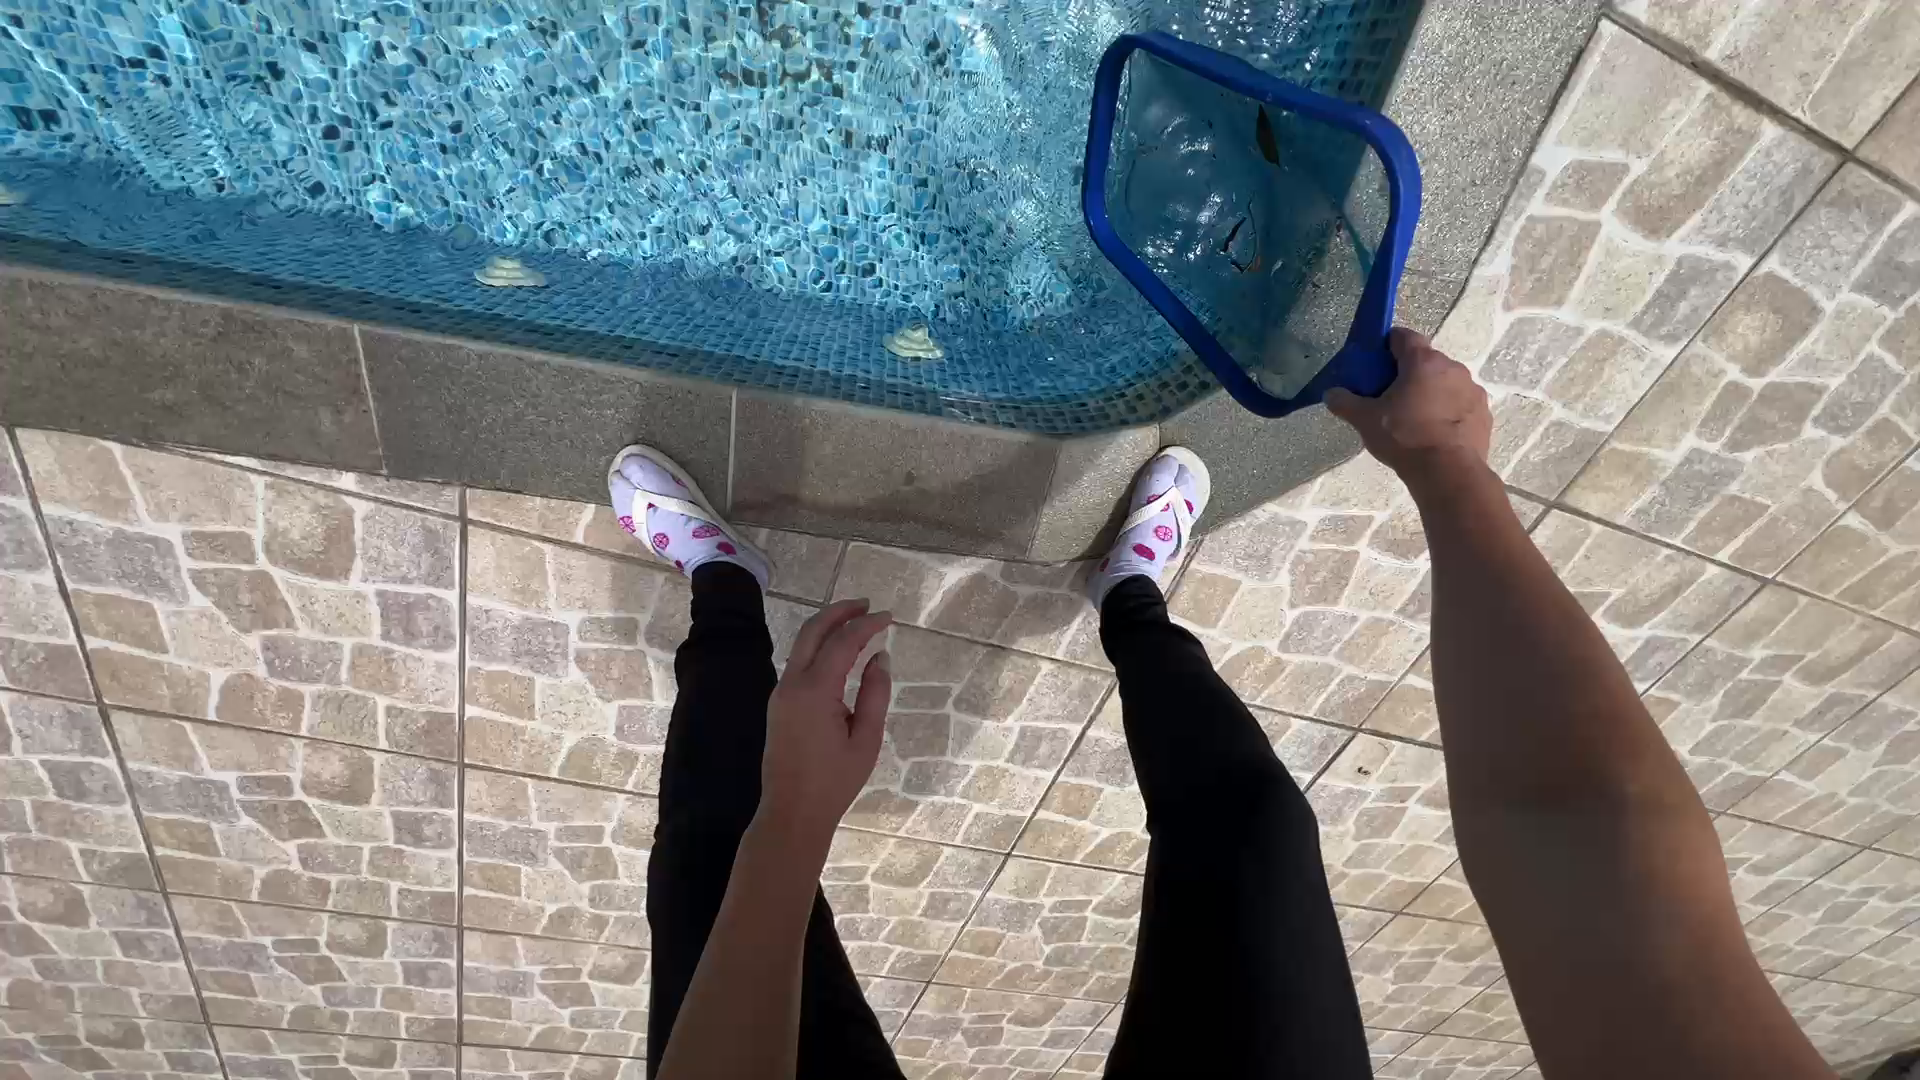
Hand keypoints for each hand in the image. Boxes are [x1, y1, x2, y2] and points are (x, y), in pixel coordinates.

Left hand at [760, 598, 893, 844]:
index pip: (843, 642)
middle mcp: (792, 684)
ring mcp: (781, 692)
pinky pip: (799, 661)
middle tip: (867, 604)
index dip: (867, 624)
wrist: (791, 813)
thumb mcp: (866, 739)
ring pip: (802, 643)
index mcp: (815, 692)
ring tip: (857, 620)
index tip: (889, 616)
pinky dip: (819, 646)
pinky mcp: (779, 702)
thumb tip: (880, 657)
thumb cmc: (834, 782)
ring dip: (828, 626)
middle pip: (813, 630)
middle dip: (840, 611)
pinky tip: (840, 651)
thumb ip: (875, 694)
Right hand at [1325, 327, 1491, 485]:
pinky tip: (1432, 431)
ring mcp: (1472, 389)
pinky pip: (1459, 402)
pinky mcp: (1483, 411)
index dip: (1387, 343)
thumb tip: (1332, 394)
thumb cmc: (1403, 437)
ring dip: (1429, 391)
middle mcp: (1452, 368)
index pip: (1404, 337)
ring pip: (1444, 382)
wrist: (1447, 471)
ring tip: (1412, 417)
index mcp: (1423, 363)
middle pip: (1425, 360)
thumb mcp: (1364, 420)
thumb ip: (1345, 403)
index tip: (1375, 359)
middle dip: (1407, 372)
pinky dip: (1446, 410)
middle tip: (1388, 395)